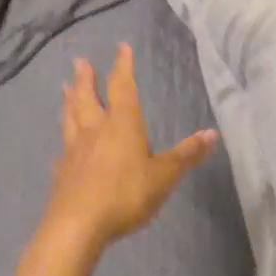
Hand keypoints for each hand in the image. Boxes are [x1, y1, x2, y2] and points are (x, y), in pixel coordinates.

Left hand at [10, 44, 217, 275]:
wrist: (76, 228)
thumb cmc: (125, 194)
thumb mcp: (164, 175)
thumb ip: (187, 155)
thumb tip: (213, 133)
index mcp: (123, 124)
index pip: (123, 87)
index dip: (123, 66)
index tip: (121, 46)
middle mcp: (96, 131)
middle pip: (89, 98)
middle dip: (87, 78)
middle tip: (80, 60)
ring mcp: (75, 153)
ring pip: (71, 119)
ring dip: (70, 102)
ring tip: (65, 88)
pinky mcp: (61, 176)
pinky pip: (62, 152)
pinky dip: (63, 144)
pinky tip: (61, 149)